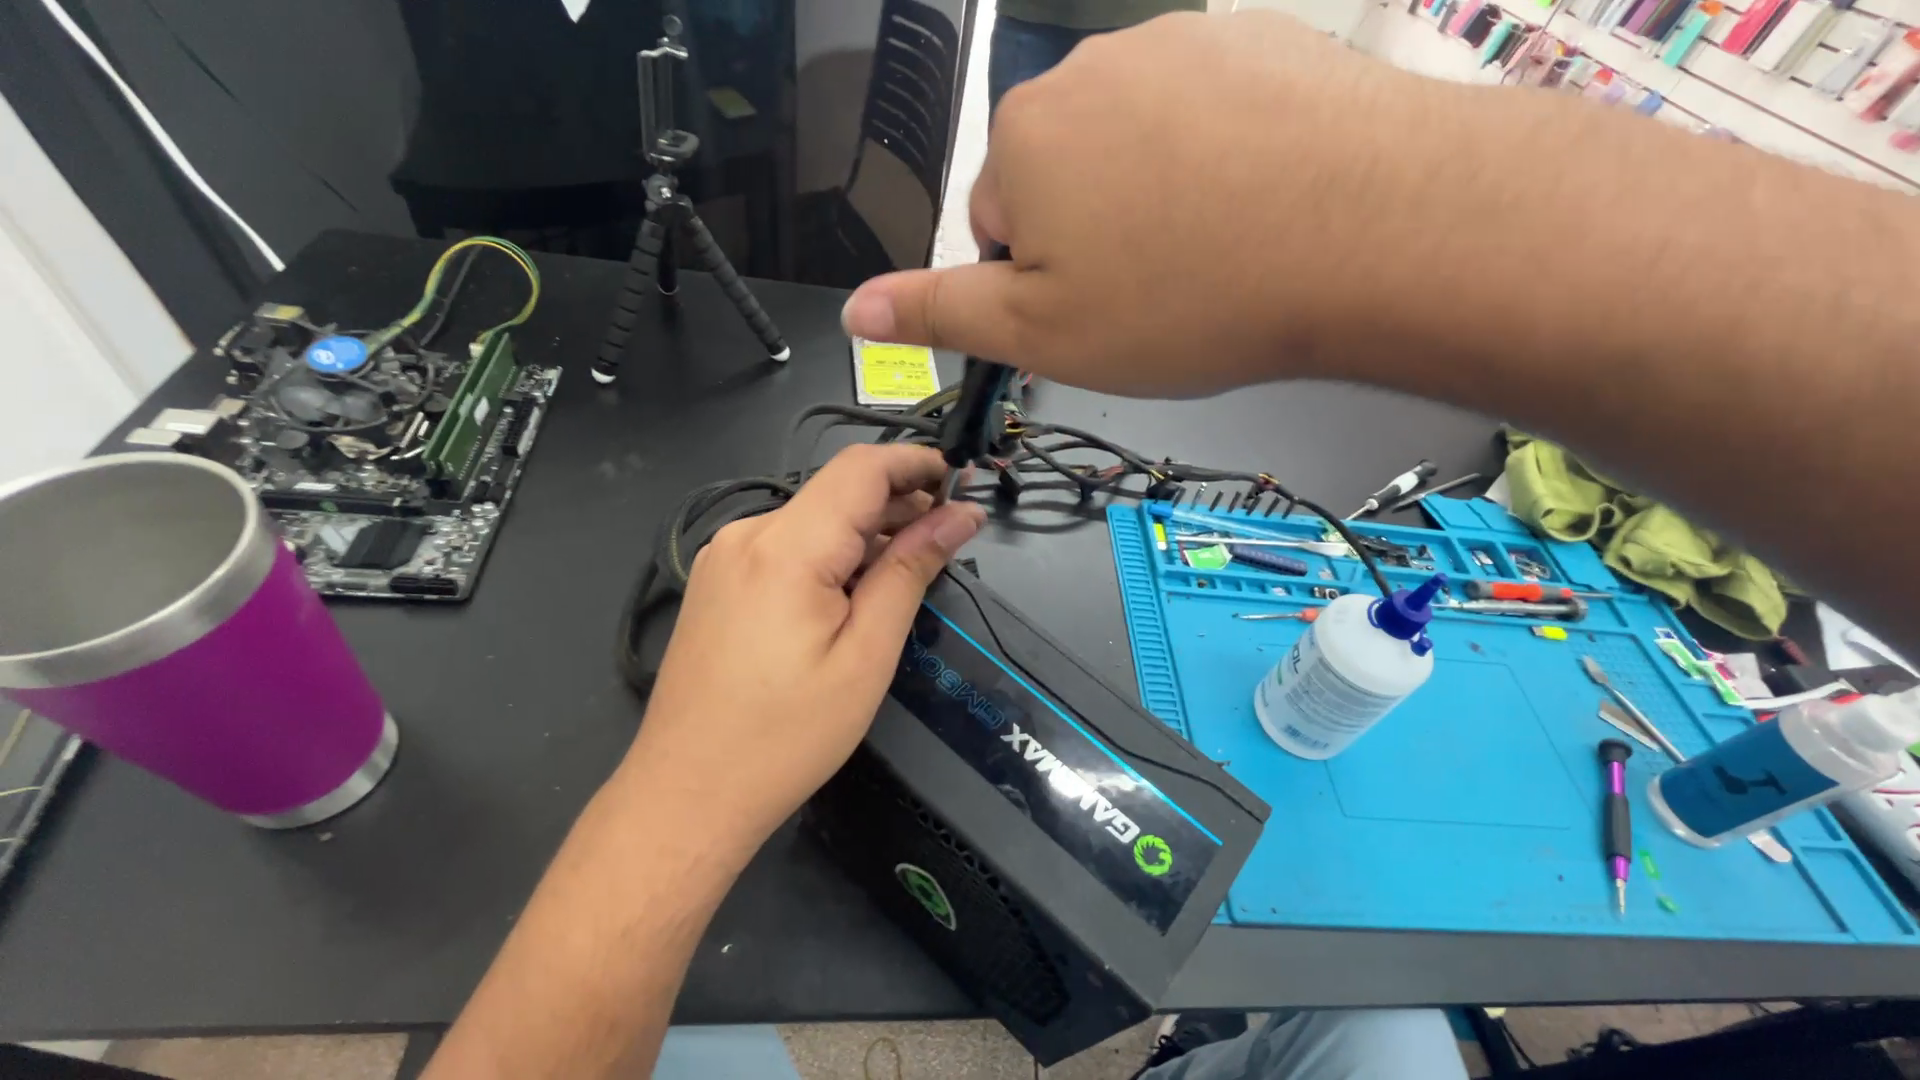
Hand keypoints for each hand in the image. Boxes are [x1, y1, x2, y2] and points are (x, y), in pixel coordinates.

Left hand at [626, 445, 986, 849]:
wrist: (689, 791)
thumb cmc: (787, 735)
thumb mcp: (866, 654)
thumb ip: (911, 572)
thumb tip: (959, 516)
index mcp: (786, 547)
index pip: (861, 468)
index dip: (917, 463)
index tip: (963, 481)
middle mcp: (747, 535)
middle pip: (836, 492)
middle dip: (899, 502)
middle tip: (950, 536)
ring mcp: (724, 558)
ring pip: (812, 519)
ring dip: (866, 532)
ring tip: (912, 567)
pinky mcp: (717, 582)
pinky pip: (786, 547)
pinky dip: (830, 555)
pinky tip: (856, 590)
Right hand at [840, 11, 1499, 395]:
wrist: (1369, 233)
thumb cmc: (1188, 296)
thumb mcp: (1041, 333)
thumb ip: (938, 314)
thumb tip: (856, 312)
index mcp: (1023, 141)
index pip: (996, 222)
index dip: (1039, 280)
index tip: (1093, 311)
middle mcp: (1086, 75)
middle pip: (1062, 175)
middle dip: (1092, 233)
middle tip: (1155, 290)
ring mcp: (1175, 47)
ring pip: (1133, 146)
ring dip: (1153, 198)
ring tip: (1211, 253)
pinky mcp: (1252, 42)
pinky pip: (1204, 116)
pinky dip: (1215, 161)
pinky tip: (1256, 206)